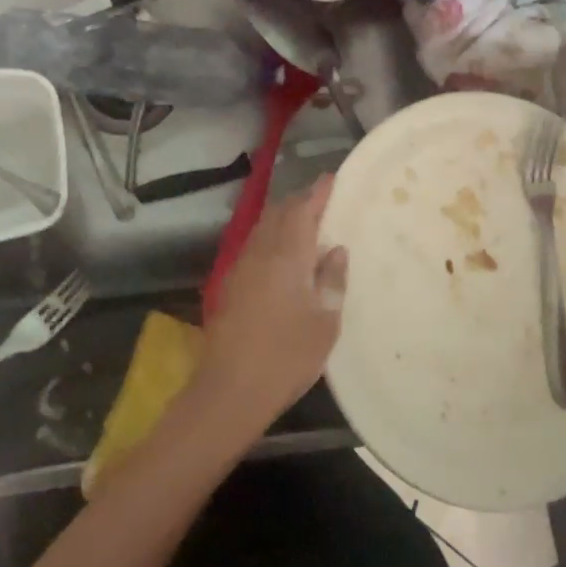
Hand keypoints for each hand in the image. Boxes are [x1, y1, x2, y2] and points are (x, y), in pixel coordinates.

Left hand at [201, 177, 346, 425]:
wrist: (231, 387)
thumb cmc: (287, 355)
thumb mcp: (324, 322)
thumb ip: (331, 280)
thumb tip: (335, 249)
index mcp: (286, 255)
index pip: (302, 210)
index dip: (318, 193)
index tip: (332, 179)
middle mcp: (259, 252)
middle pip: (278, 213)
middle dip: (300, 203)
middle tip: (323, 202)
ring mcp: (240, 267)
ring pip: (263, 229)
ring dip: (283, 220)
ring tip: (307, 225)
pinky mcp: (231, 284)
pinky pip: (254, 247)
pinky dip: (271, 240)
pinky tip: (283, 256)